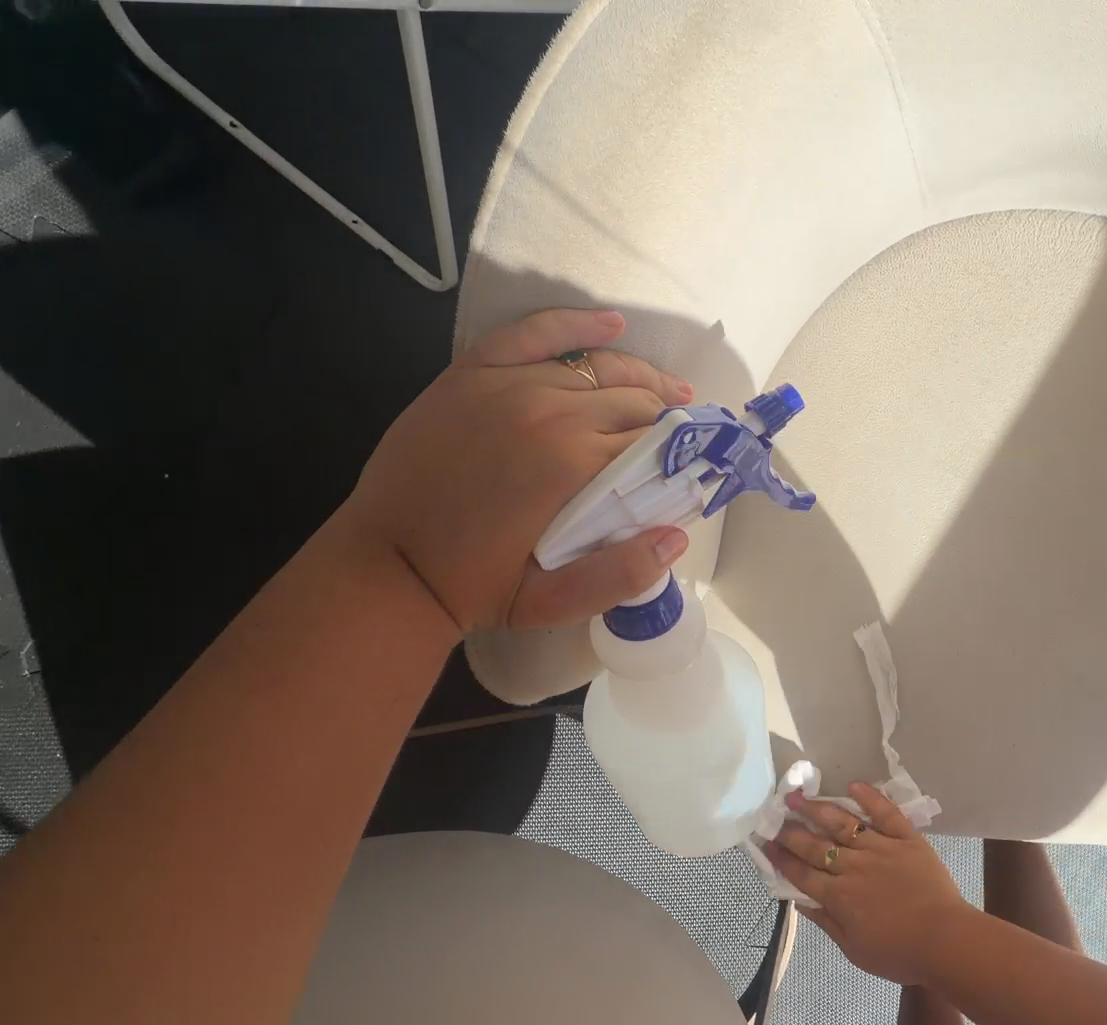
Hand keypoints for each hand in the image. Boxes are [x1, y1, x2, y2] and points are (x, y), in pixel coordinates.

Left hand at [340, 308, 695, 633]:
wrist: (385, 566)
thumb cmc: (475, 587)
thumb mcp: (554, 601)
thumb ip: (622, 574)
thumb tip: (678, 536)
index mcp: (571, 462)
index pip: (654, 441)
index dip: (687, 449)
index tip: (703, 460)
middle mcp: (546, 411)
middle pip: (634, 401)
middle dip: (669, 419)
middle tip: (688, 437)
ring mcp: (507, 385)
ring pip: (599, 369)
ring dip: (641, 381)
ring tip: (669, 394)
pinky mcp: (472, 374)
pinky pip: (536, 334)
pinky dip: (578, 325)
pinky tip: (613, 323)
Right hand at [765, 782, 976, 985]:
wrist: (944, 939)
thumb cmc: (898, 953)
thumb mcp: (853, 949)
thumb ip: (826, 922)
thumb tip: (798, 901)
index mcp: (839, 897)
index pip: (802, 874)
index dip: (781, 858)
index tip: (765, 842)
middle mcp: (854, 867)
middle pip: (816, 846)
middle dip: (792, 830)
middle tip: (774, 814)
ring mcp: (881, 848)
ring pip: (844, 824)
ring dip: (819, 808)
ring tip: (799, 795)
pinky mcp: (907, 838)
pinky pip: (886, 813)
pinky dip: (870, 797)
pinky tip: (854, 785)